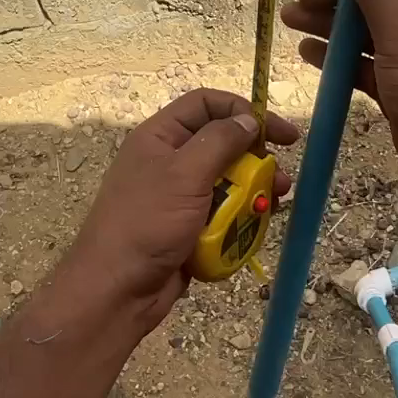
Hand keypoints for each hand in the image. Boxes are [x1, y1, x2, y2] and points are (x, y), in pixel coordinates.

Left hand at [62, 89, 297, 330]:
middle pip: (223, 143)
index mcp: (160, 137)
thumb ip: (220, 141)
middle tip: (281, 176)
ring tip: (275, 202)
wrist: (117, 293)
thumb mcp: (185, 174)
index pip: (206, 104)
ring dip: (254, 190)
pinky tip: (257, 225)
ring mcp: (181, 195)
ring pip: (229, 180)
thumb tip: (249, 120)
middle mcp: (170, 160)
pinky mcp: (190, 226)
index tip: (277, 131)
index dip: (243, 110)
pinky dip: (242, 216)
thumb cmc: (147, 224)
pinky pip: (224, 211)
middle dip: (256, 157)